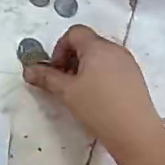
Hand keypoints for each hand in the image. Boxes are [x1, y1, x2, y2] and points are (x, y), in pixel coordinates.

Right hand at [23, 25, 164, 152]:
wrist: (135, 132)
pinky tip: (98, 98)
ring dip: (85, 68)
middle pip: (87, 43)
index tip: (56, 70)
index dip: (60, 48)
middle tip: (65, 82)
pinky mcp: (135, 77)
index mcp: (98, 47)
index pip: (74, 32)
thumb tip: (28, 70)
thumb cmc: (98, 107)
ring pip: (100, 56)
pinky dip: (100, 75)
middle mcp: (115, 49)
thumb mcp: (67, 92)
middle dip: (71, 58)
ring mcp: (128, 62)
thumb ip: (47, 78)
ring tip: (80, 92)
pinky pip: (113, 67)